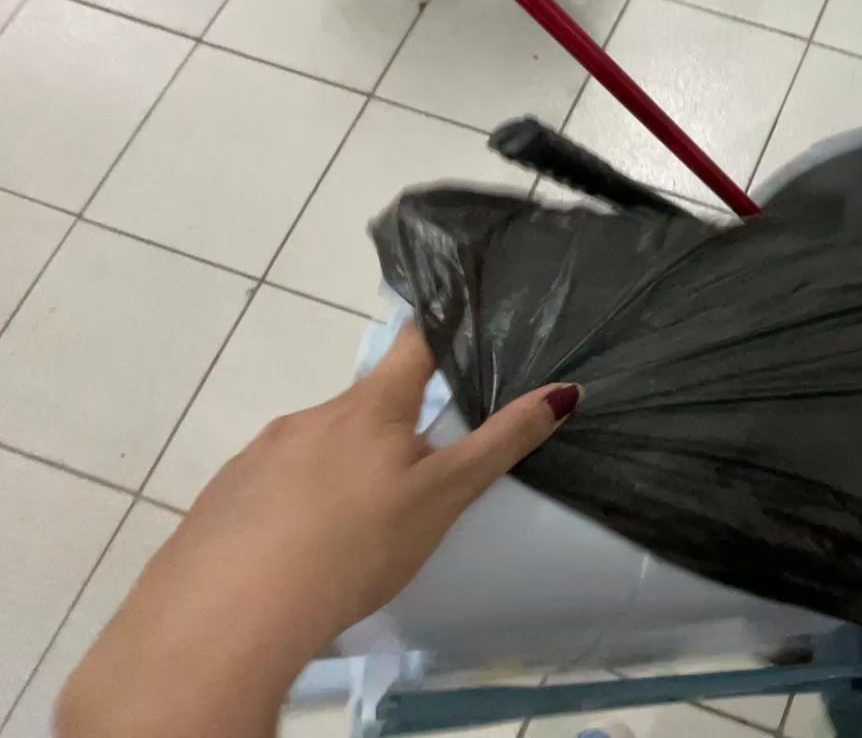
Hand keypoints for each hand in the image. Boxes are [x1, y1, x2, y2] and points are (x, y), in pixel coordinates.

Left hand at [57, 323, 578, 737]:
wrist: (212, 635)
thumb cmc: (352, 547)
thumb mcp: (446, 495)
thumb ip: (504, 440)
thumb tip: (565, 390)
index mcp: (370, 408)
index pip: (415, 343)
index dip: (444, 324)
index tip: (464, 310)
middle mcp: (310, 418)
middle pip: (372, 402)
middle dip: (402, 424)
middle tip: (424, 472)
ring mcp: (256, 459)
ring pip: (324, 444)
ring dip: (352, 463)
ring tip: (367, 519)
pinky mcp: (218, 503)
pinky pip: (277, 483)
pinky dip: (304, 498)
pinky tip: (309, 545)